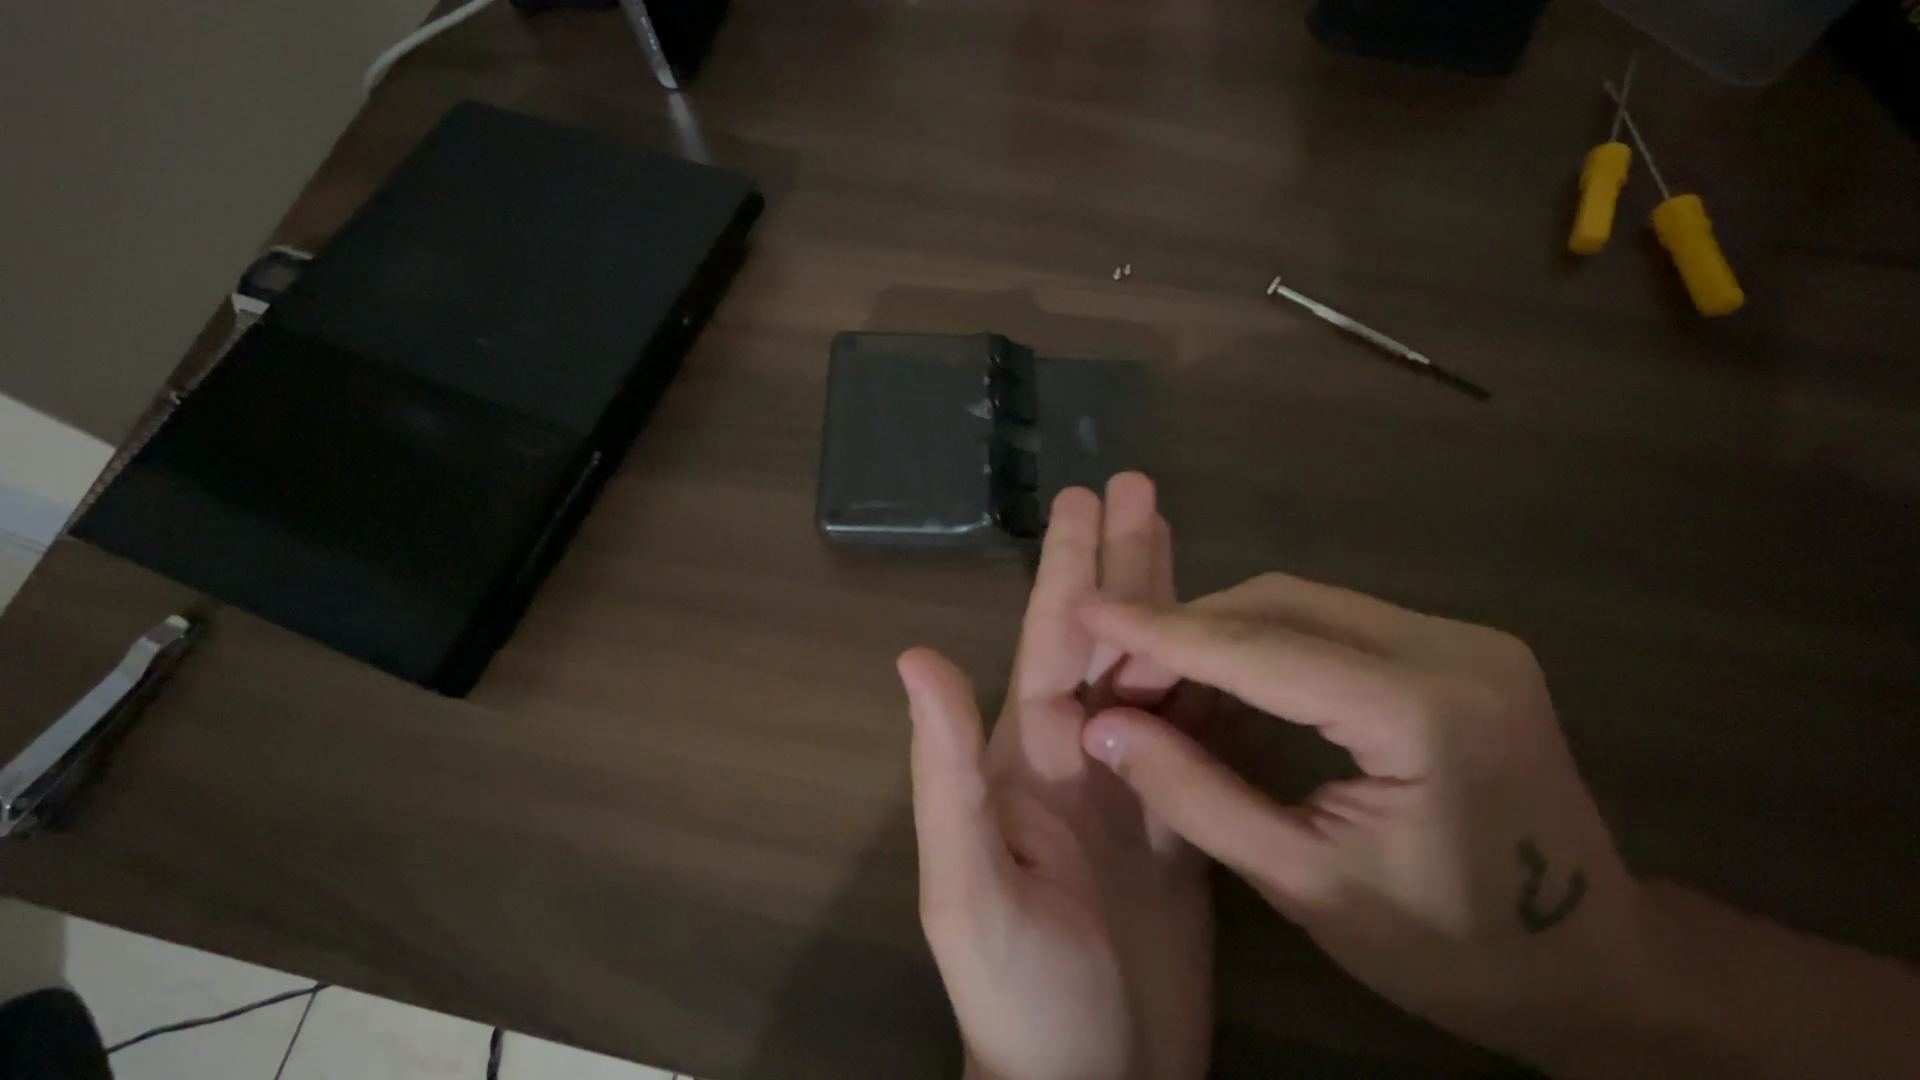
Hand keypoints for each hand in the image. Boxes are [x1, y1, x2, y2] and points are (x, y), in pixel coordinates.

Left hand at [900, 474, 1210, 1079]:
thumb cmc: (1019, 989)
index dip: (1071, 569)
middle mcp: (1077, 755)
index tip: (1089, 500)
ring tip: (1188, 541)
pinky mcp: (1179, 826)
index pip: (1053, 641)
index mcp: (1025, 756)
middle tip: (1143, 488)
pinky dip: (1217, 690)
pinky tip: (1237, 648)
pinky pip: (1199, 740)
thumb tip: (916, 655)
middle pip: (1106, 642)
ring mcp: (1132, 787)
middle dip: (1124, 565)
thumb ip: (945, 768)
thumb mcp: (967, 881)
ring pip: (1155, 678)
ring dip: (1173, 612)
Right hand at [1076, 573, 1653, 1070]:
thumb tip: (1102, 727)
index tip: (1083, 607)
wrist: (1600, 968)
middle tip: (1116, 675)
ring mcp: (1464, 638)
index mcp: (1424, 711)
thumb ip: (1196, 797)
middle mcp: (1452, 647)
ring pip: (1302, 603)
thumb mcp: (1306, 885)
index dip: (1160, 630)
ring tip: (1155, 679)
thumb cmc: (1453, 949)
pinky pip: (1332, 622)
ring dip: (1221, 634)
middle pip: (1280, 604)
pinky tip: (1222, 678)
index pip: (1261, 648)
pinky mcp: (1457, 648)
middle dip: (1186, 630)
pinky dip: (1264, 644)